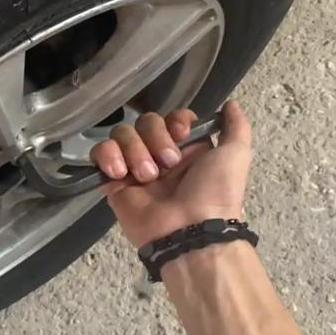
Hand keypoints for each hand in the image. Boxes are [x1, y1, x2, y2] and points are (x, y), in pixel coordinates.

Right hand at [91, 101, 252, 246]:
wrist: (190, 230)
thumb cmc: (215, 192)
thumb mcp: (235, 155)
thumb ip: (236, 127)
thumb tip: (231, 104)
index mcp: (186, 148)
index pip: (170, 118)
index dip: (173, 122)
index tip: (181, 135)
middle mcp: (159, 155)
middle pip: (144, 122)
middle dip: (154, 138)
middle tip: (166, 164)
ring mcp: (133, 169)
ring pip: (121, 135)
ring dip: (134, 150)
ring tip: (146, 177)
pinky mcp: (112, 183)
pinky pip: (99, 154)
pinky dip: (107, 156)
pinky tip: (119, 172)